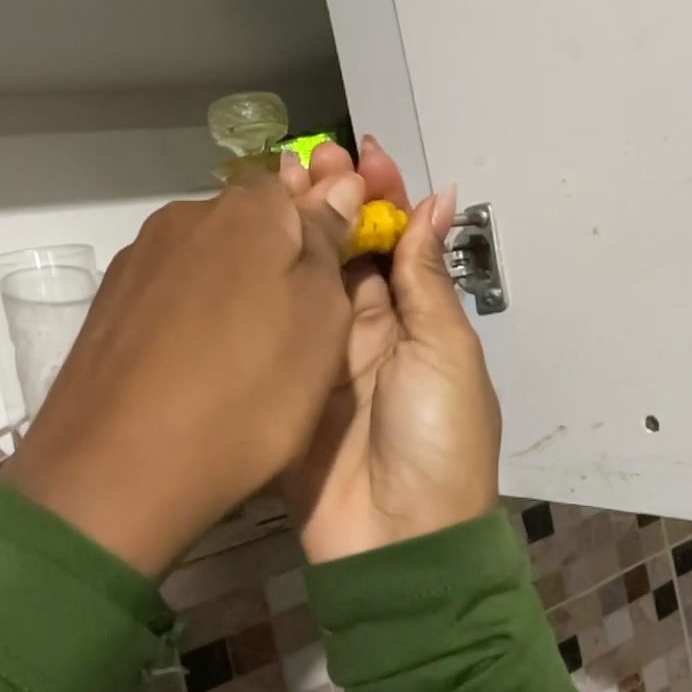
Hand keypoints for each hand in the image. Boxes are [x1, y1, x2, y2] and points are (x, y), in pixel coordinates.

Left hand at [0, 170, 366, 575]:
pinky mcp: (106, 308)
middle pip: (246, 227)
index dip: (318, 235)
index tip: (328, 292)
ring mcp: (136, 262)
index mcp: (245, 209)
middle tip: (291, 336)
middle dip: (272, 266)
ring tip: (238, 364)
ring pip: (205, 265)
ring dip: (228, 296)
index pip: (294, 192)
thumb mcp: (321, 320)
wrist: (118, 469)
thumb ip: (326, 246)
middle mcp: (183, 218)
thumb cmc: (247, 392)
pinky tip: (190, 374)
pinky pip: (167, 299)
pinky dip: (187, 323)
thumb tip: (335, 186)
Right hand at [279, 137, 502, 562]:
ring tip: (274, 182)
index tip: (363, 152)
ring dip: (298, 232)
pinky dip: (265, 286)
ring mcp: (324, 359)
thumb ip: (428, 279)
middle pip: (350, 254)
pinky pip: (277, 329)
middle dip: (333, 203)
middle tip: (306, 157)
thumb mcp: (446, 351)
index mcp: (419, 321)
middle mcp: (371, 332)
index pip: (399, 244)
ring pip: (309, 282)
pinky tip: (245, 245)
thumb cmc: (436, 438)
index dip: (385, 198)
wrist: (391, 539)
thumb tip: (440, 200)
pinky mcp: (286, 385)